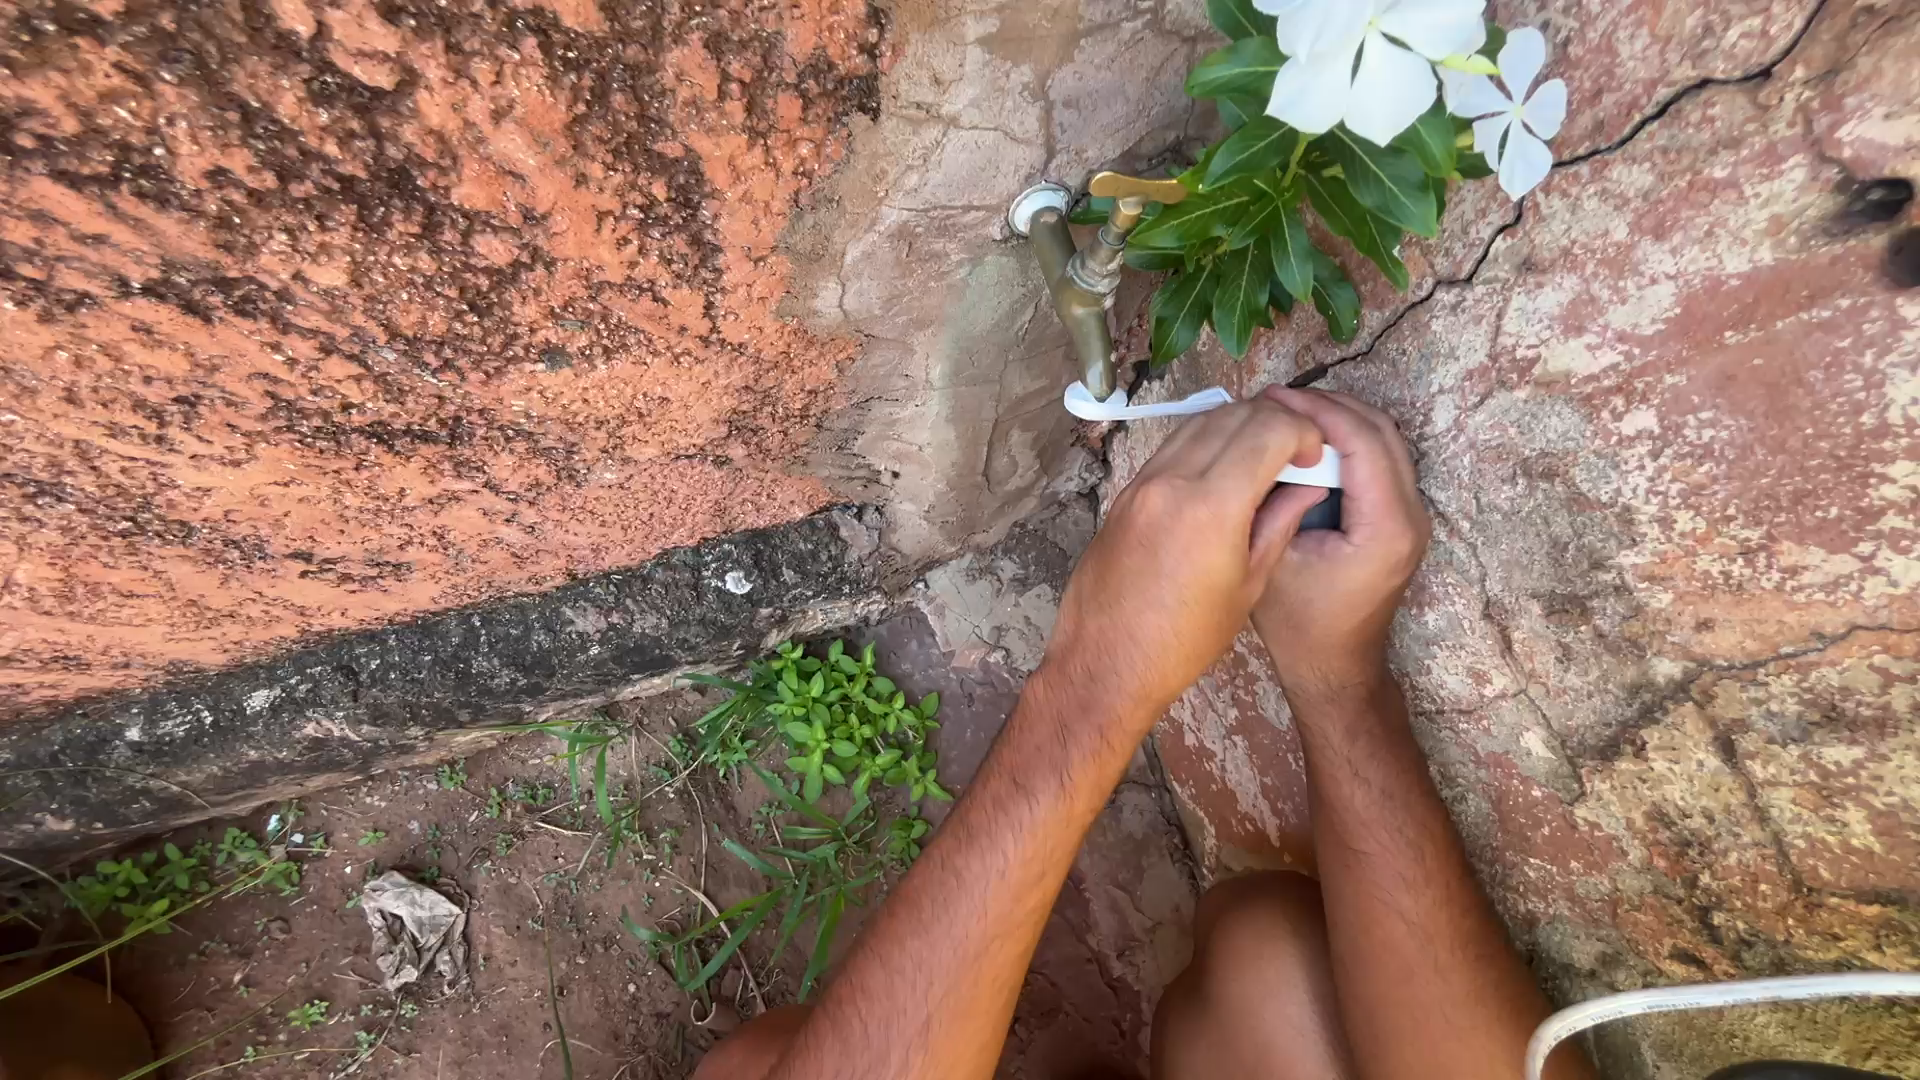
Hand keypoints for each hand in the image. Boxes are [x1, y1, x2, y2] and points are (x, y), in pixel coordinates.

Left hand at [1044, 396, 1331, 731]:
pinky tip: (1222, 469)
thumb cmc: (1183, 639)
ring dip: (1237, 427)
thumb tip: (1306, 484)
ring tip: (1262, 457)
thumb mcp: (1248, 586)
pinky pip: (1170, 447)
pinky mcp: (1124, 494)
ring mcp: (1141, 484)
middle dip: (1274, 422)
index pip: (1268, 430)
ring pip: (1197, 424)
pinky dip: (1203, 443)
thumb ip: (1280, 523)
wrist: (1106, 659)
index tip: (1315, 456)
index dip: (1304, 433)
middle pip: (1233, 416)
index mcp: (1211, 505)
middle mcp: (1171, 482)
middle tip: (1296, 451)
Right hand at [1250, 388, 1430, 697]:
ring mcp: (1411, 518)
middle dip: (1329, 406)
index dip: (1317, 410)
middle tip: (1274, 399)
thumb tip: (1272, 451)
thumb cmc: (1298, 624)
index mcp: (1385, 526)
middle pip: (1381, 432)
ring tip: (1287, 414)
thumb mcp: (1275, 561)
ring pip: (1385, 442)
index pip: (1361, 441)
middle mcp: (1411, 515)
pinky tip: (1306, 442)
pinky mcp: (1398, 521)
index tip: (1272, 398)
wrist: (1333, 666)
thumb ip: (1279, 503)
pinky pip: (1379, 463)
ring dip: (1339, 420)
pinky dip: (1345, 442)